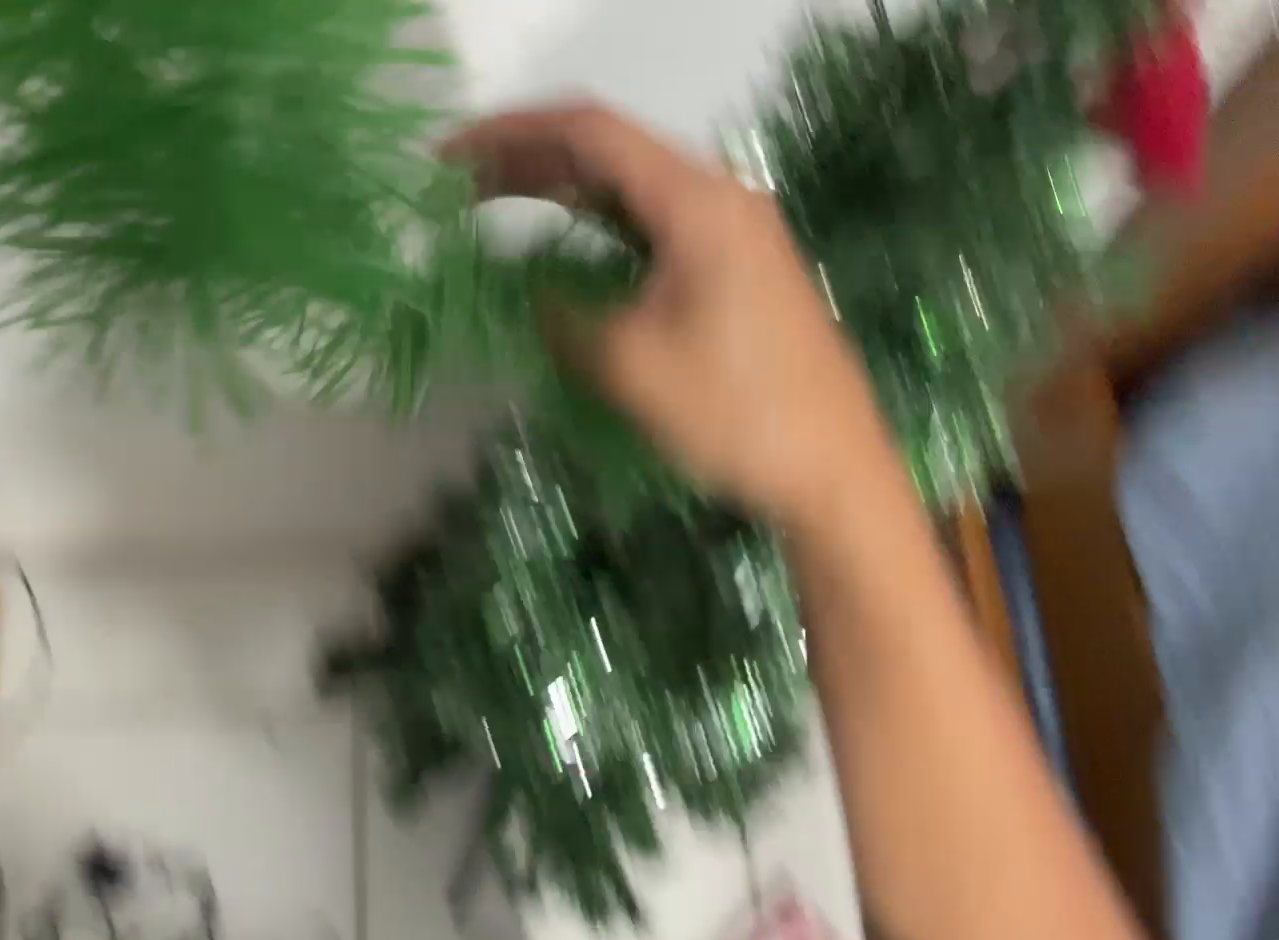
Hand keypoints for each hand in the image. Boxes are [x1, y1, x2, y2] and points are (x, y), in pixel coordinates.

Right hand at [445, 104, 899, 531]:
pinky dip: (593, 224)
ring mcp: (727, 230)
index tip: (448, 160)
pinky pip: (648, 224)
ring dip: (558, 190)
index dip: (509, 135)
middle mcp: (716, 198)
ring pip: (627, 189)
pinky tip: (558, 241)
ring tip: (489, 202)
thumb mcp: (628, 365)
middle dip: (525, 159)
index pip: (588, 134)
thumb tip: (525, 292)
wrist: (830, 465)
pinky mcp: (728, 264)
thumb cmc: (734, 415)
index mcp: (696, 204)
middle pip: (607, 153)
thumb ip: (561, 315)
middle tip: (455, 186)